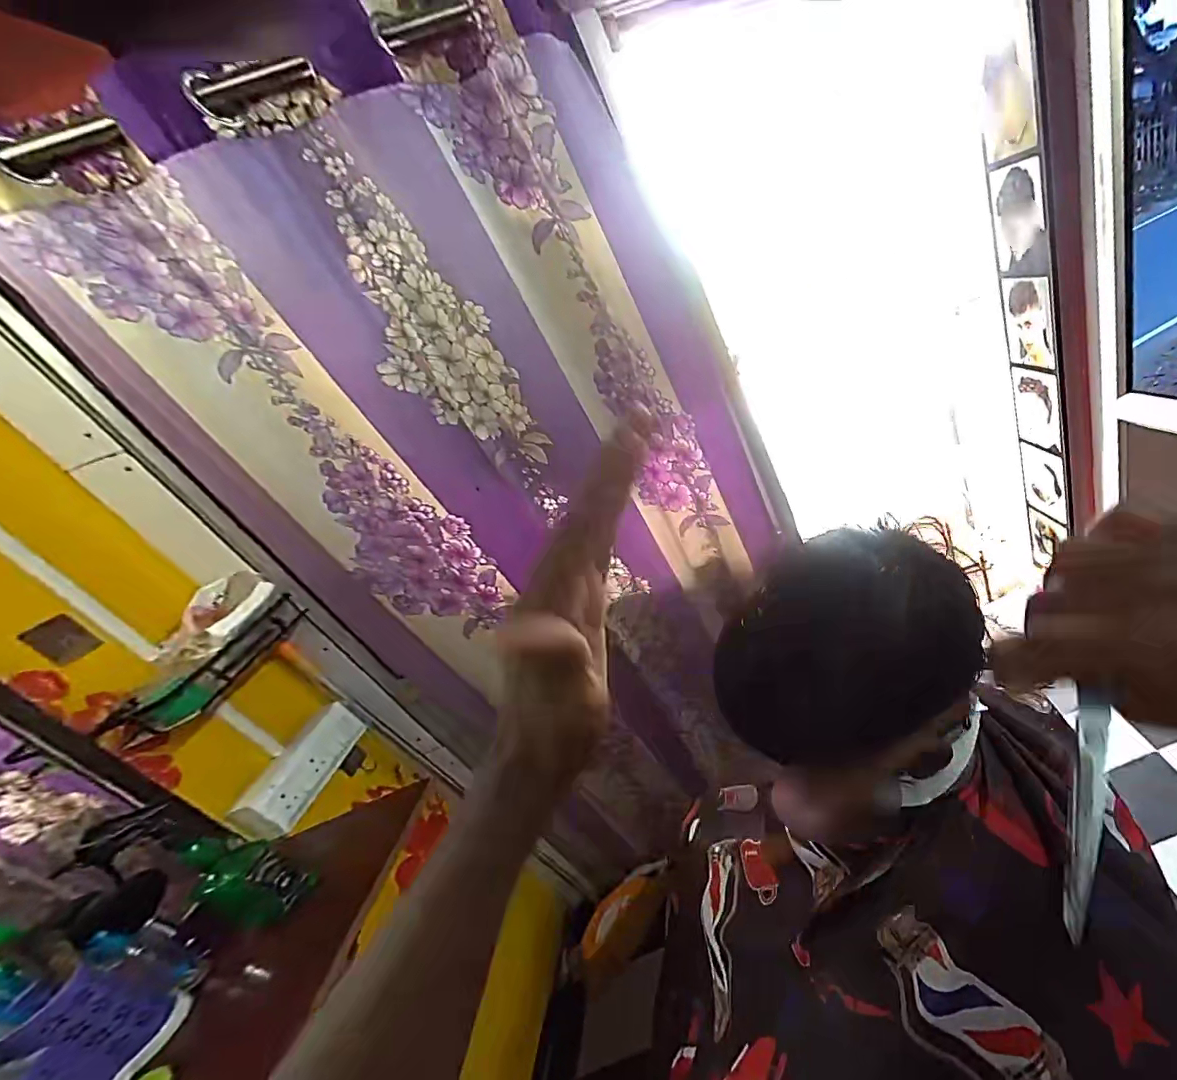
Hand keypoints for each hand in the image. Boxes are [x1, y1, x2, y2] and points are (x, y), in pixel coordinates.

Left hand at [489, 416, 650, 799]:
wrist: (537, 753)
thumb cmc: (554, 728)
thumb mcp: (557, 700)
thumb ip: (550, 663)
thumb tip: (537, 626)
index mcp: (552, 593)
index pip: (584, 524)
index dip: (608, 480)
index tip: (633, 435)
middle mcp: (552, 582)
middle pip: (583, 512)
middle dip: (610, 465)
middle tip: (639, 419)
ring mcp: (562, 592)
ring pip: (586, 524)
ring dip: (608, 483)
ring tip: (634, 446)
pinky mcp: (575, 604)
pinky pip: (593, 546)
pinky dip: (607, 515)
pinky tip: (615, 508)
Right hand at [991, 505, 1176, 753]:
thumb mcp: (1158, 711)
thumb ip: (1094, 681)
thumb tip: (1047, 663)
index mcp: (1142, 645)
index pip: (1044, 643)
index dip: (1012, 658)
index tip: (1004, 667)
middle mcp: (1149, 592)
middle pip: (1048, 595)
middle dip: (1036, 627)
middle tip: (1048, 644)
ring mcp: (1169, 556)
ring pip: (1071, 554)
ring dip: (1062, 586)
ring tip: (1079, 607)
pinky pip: (1119, 519)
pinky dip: (1101, 539)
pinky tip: (1109, 566)